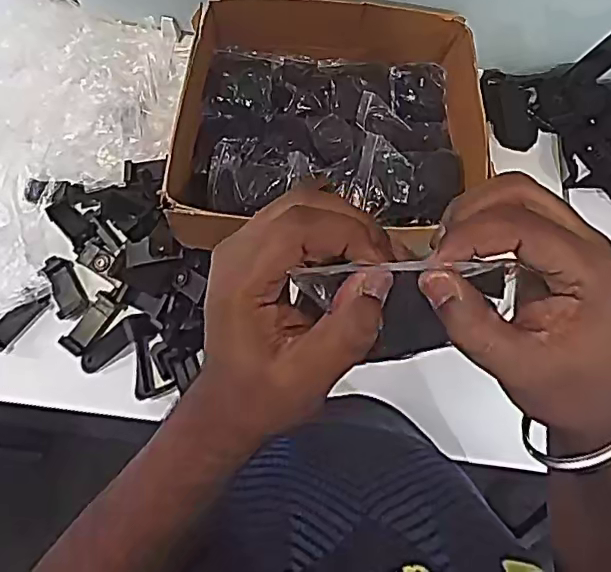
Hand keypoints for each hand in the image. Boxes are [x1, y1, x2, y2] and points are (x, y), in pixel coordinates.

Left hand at [187, 188, 395, 447]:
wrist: (228, 407)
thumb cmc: (254, 397)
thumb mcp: (307, 378)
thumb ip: (346, 331)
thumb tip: (376, 283)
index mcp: (241, 277)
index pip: (300, 225)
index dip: (349, 235)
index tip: (378, 263)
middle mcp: (239, 251)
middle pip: (306, 204)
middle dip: (354, 225)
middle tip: (381, 258)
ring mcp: (247, 244)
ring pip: (306, 203)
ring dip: (346, 224)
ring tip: (370, 258)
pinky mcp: (260, 247)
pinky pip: (303, 217)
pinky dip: (334, 229)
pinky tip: (349, 258)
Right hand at [421, 173, 610, 450]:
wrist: (594, 405)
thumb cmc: (573, 389)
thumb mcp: (516, 367)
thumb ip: (471, 323)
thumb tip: (436, 280)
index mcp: (589, 271)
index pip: (523, 226)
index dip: (473, 235)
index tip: (441, 259)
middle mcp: (587, 246)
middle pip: (522, 193)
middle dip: (473, 211)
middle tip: (444, 245)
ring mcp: (574, 241)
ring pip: (519, 194)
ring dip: (477, 211)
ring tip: (451, 246)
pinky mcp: (556, 244)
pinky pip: (517, 212)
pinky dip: (485, 222)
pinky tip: (467, 249)